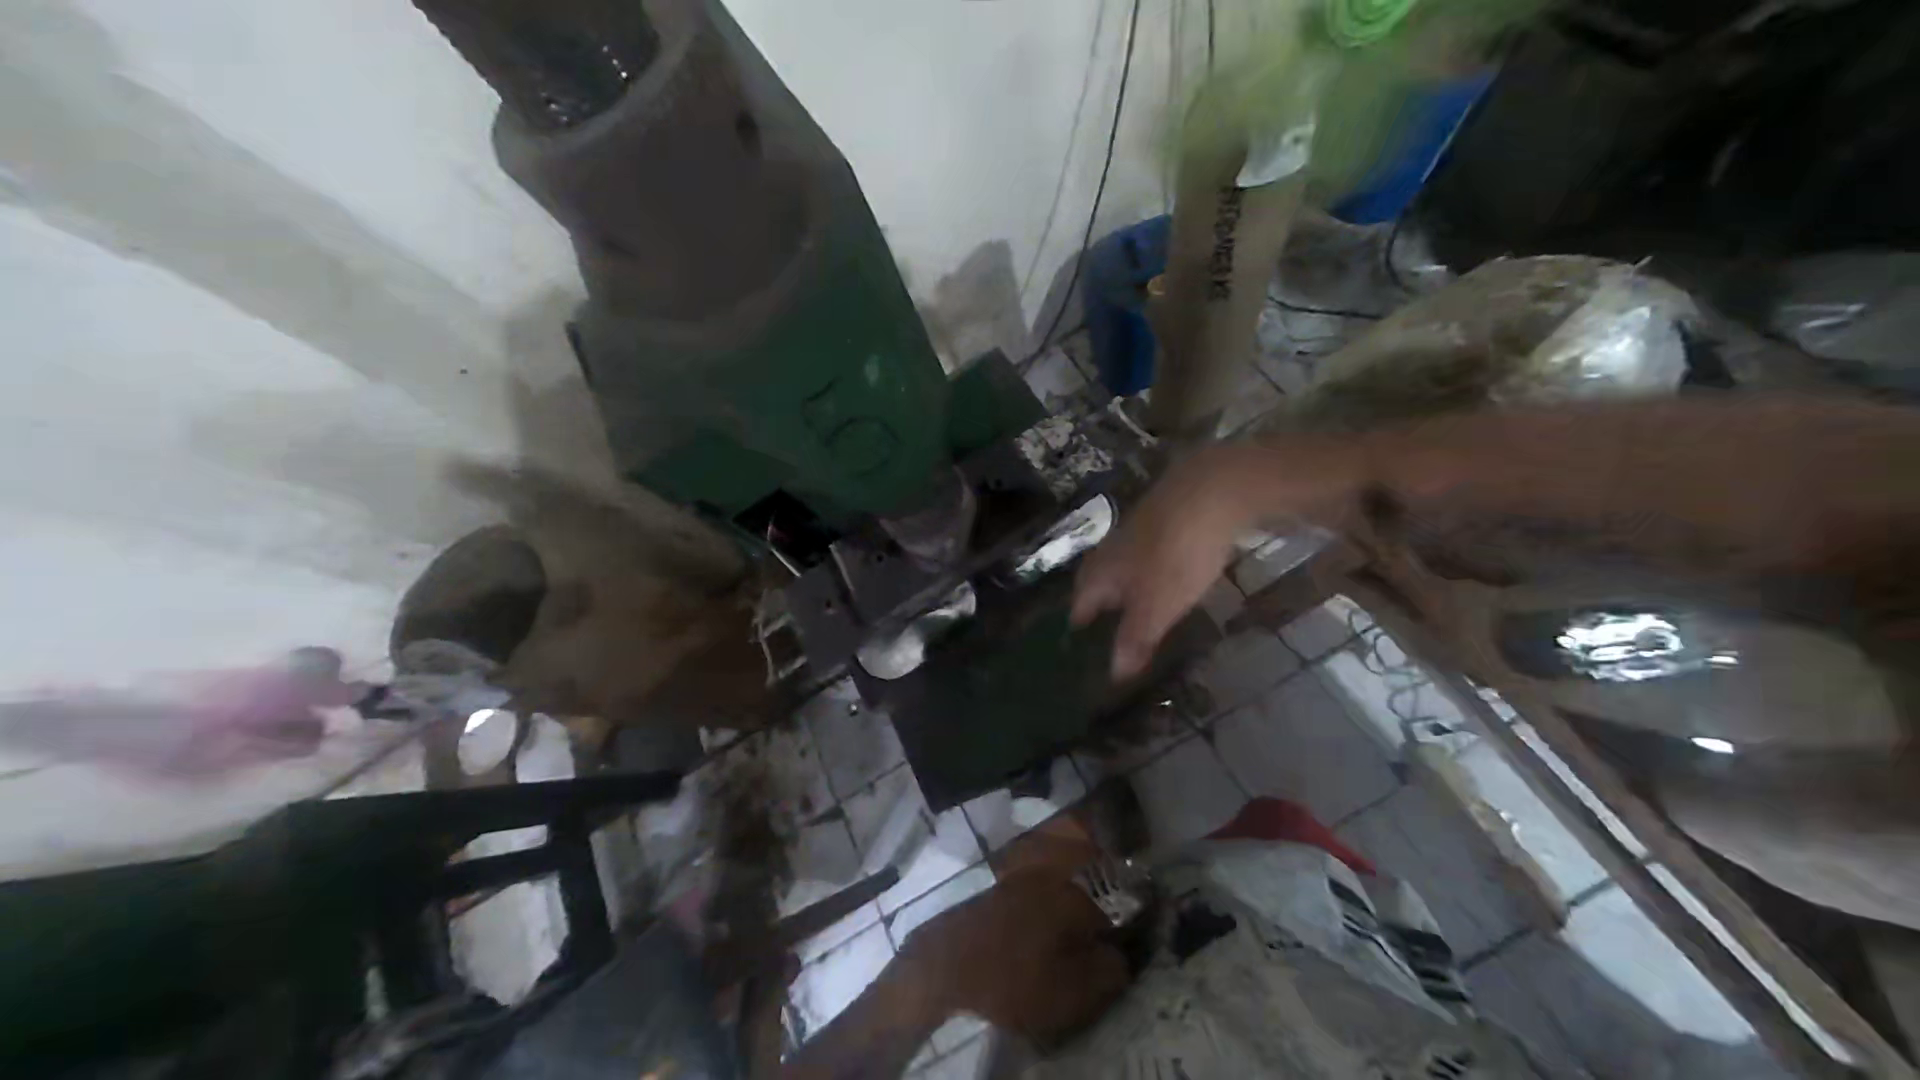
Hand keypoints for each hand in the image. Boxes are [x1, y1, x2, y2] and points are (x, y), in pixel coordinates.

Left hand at [896, 868, 1130, 1048]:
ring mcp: (1016, 881)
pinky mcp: (994, 892)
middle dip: (1077, 939)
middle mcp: (1046, 877)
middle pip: (1075, 911)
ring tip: (1043, 967)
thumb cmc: (1010, 978)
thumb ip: (1105, 973)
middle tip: (1068, 974)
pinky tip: (1019, 954)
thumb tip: (1120, 958)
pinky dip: (1029, 929)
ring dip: (1052, 934)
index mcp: (1069, 896)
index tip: (1094, 978)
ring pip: (1049, 909)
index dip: (1103, 953)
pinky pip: (1025, 910)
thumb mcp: (1068, 991)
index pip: (1103, 923)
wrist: (942, 963)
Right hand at [1072, 437, 1364, 678]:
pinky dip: (1150, 571)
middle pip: (1097, 583)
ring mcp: (1136, 530)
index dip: (1081, 629)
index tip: (1082, 649)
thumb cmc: (1176, 556)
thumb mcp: (1157, 607)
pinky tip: (1165, 576)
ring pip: (1122, 566)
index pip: (1079, 606)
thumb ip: (1135, 639)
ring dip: (1125, 587)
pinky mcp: (1163, 518)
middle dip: (1101, 606)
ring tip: (1135, 607)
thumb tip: (1113, 674)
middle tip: (1106, 630)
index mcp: (1100, 573)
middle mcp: (1110, 550)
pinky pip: (1147, 553)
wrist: (1210, 489)